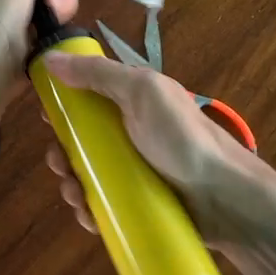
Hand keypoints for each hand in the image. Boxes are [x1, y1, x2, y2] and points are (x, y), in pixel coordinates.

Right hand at [41, 52, 265, 248]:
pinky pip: (104, 208)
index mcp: (132, 104)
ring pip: (89, 177)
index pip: (88, 100)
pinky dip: (90, 212)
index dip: (65, 107)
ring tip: (76, 195)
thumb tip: (50, 58)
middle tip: (61, 164)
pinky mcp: (139, 207)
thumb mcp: (142, 93)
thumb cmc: (184, 139)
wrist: (227, 197)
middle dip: (63, 154)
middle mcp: (132, 137)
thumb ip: (98, 74)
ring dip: (72, 186)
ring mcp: (136, 174)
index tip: (48, 118)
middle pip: (83, 143)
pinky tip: (87, 217)